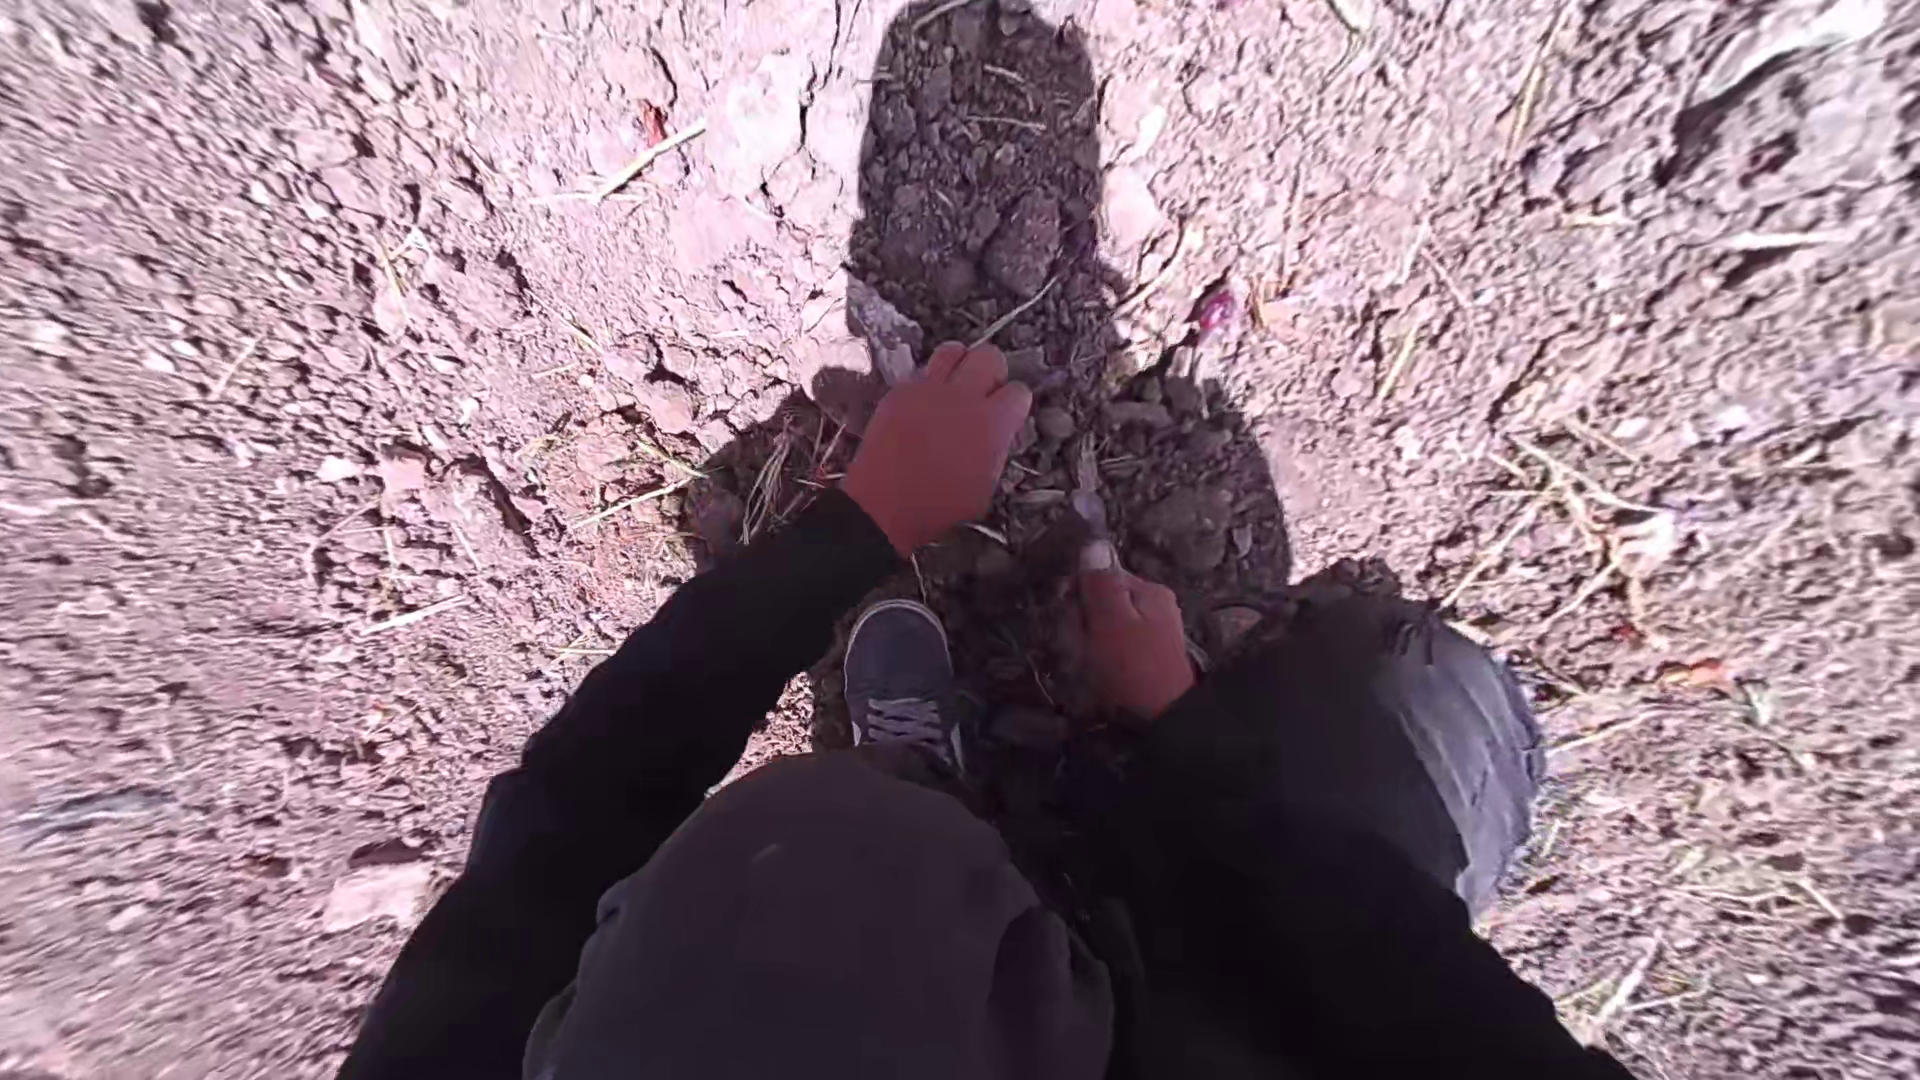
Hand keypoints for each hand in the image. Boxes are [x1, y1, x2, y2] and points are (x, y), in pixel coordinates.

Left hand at [842, 341, 1031, 555]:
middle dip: (993, 371)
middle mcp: (961, 398)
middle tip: (987, 391)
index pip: (1018, 391)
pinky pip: (921, 373)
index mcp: (990, 425)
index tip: (1009, 412)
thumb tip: (999, 436)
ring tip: (957, 386)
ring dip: (961, 365)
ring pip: (953, 351)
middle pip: (990, 356)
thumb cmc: (936, 508)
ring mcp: (927, 391)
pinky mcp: (899, 393)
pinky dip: (930, 383)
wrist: (883, 508)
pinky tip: (928, 405)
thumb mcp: (984, 490)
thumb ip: (997, 452)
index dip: (1016, 403)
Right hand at [1078, 539, 1195, 719]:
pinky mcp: (1148, 659)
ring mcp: (1154, 634)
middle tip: (1078, 646)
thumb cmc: (1133, 669)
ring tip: (1086, 665)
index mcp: (1149, 591)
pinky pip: (1114, 646)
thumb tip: (1093, 543)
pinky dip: (1101, 657)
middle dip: (1082, 620)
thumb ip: (1100, 583)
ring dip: (1088, 642)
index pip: (1100, 575)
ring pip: (1104, 625)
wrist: (1165, 724)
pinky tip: (1097, 675)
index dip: (1077, 593)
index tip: (1067, 616)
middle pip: (1103, 600)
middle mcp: (1155, 606)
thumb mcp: (1110, 622)